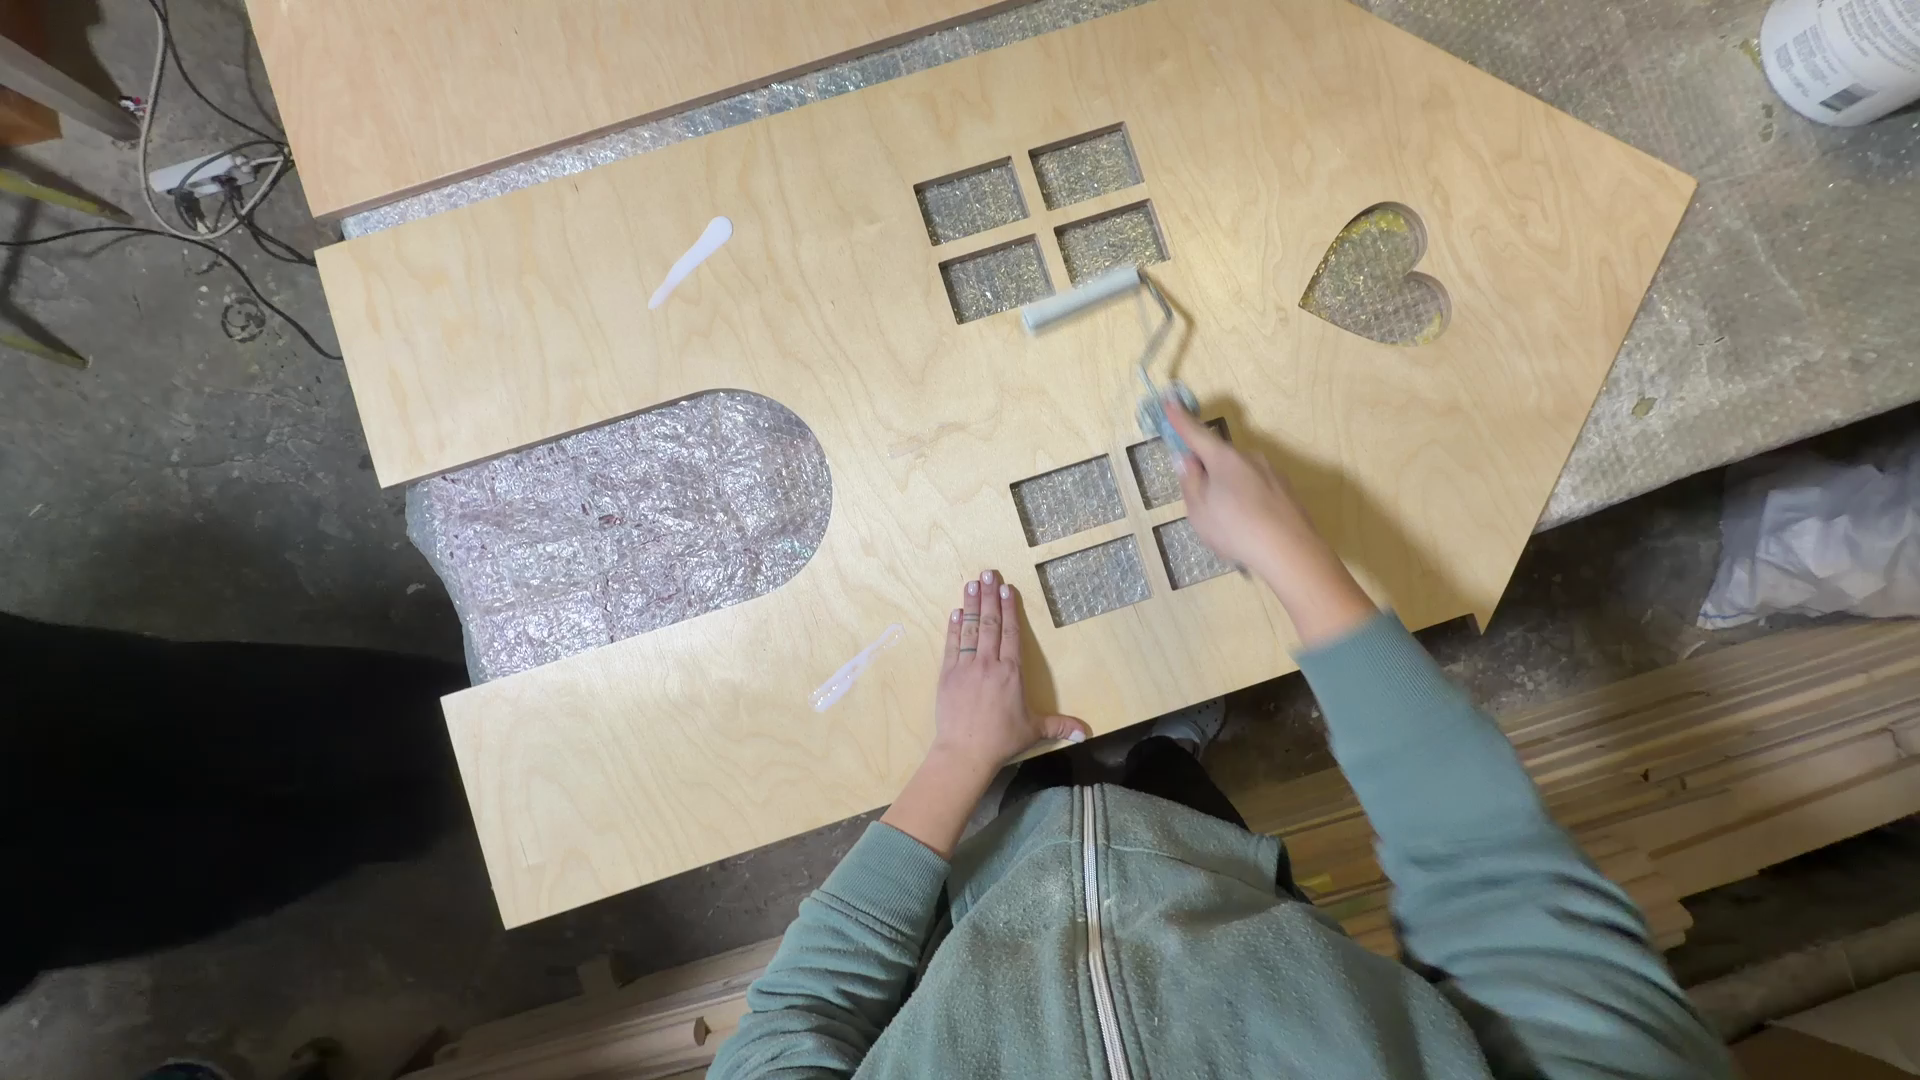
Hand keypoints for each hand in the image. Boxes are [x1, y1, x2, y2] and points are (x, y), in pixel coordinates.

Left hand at [933, 569, 1090, 770]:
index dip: (1009, 609)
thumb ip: (1059, 726)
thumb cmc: (1001, 740)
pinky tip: (956, 611)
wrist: (965, 752)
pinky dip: (954, 627)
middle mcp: (989, 663)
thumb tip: (1086, 733)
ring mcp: (966, 667)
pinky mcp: (948, 674)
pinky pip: (952, 645)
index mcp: (1011, 672)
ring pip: (970, 629)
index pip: (1010, 633)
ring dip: (971, 604)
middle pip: (990, 623)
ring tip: (972, 583)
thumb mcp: (1034, 730)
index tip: (1007, 589)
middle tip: (988, 573)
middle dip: (989, 596)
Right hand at [1164, 401, 1376, 644]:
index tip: (1169, 402)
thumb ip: (1191, 482)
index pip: (1196, 434)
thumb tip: (1187, 459)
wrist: (1290, 551)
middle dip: (1207, 471)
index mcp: (1224, 459)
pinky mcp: (1286, 491)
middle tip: (1200, 500)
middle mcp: (1250, 458)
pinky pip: (1257, 489)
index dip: (1180, 421)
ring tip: (1227, 522)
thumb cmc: (1234, 529)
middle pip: (1220, 458)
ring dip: (1228, 489)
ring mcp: (1272, 473)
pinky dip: (1247, 501)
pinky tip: (1248, 525)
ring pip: (1240, 475)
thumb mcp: (1199, 510)